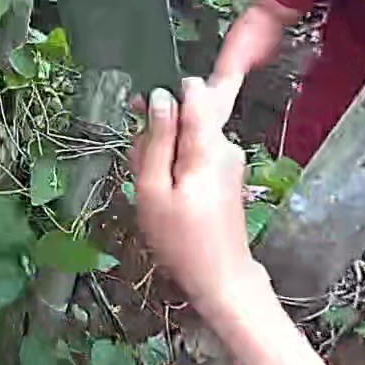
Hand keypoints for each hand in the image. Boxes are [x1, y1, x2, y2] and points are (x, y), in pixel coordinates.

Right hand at [130, 78, 259, 305]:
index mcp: (207, 146)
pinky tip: (159, 185)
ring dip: (162, 146)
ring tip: (146, 178)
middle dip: (160, 122)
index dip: (164, 89)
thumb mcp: (154, 188)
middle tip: (139, 154)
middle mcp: (224, 145)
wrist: (219, 275)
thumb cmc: (179, 236)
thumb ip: (156, 140)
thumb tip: (158, 98)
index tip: (137, 106)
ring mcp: (227, 159)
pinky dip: (172, 159)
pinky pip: (193, 150)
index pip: (195, 92)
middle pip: (191, 110)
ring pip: (188, 132)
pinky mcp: (224, 171)